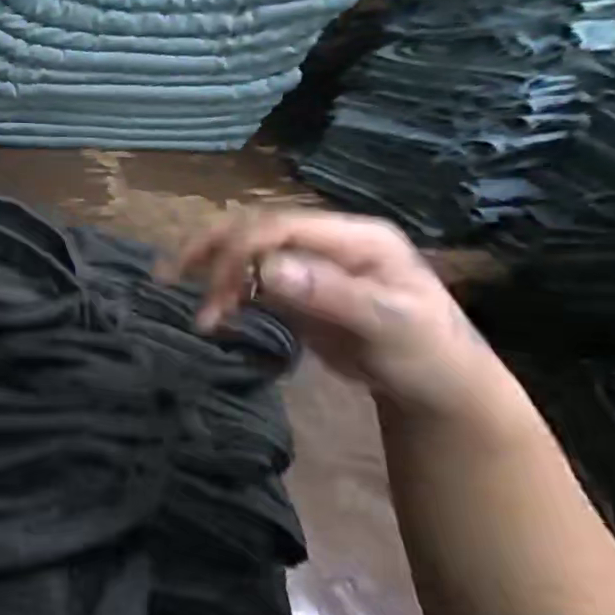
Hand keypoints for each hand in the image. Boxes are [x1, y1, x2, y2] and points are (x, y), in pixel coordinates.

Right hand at [161, 210, 514, 418]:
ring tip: (198, 310)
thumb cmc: (428, 355)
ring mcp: (309, 262)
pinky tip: (212, 313)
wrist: (436, 388)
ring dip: (212, 275)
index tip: (216, 287)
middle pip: (255, 230)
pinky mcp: (294, 286)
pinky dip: (223, 291)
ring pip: (244, 251)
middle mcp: (326, 240)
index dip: (241, 248)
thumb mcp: (390, 326)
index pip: (282, 226)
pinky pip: (247, 277)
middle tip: (177, 282)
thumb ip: (333, 294)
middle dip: (215, 256)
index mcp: (358, 237)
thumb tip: (269, 269)